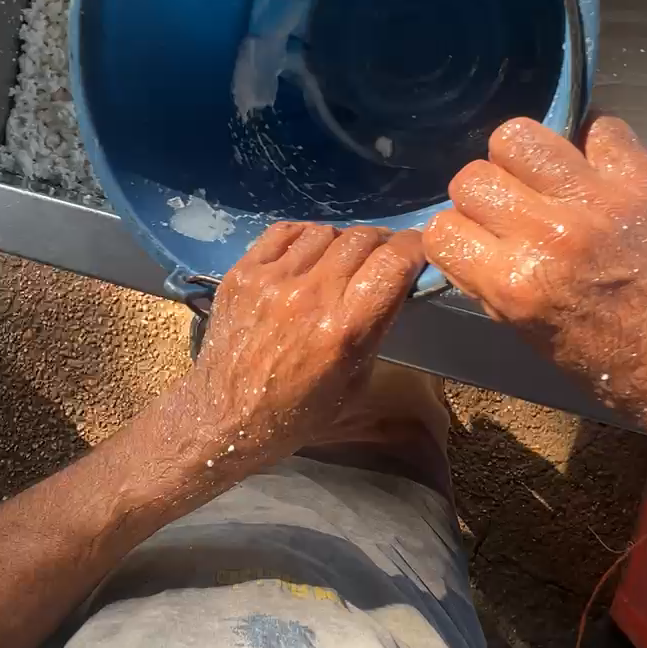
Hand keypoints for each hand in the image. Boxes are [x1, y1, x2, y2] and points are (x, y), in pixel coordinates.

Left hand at [183, 223, 426, 460]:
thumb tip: (399, 282)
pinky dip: (304, 237)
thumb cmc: (300, 410)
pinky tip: (307, 254)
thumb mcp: (358, 382)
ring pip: (325, 231)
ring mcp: (272, 280)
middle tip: (382, 256)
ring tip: (341, 259)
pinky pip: (284, 232)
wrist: (227, 416)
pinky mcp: (242, 272)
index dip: (414, 247)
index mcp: (345, 330)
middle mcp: (310, 296)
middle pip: (363, 238)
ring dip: (342, 241)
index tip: (419, 249)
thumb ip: (378, 328)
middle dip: (382, 243)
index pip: (393, 262)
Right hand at [424, 115, 646, 440]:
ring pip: (517, 136)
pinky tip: (591, 172)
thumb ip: (487, 282)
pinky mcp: (645, 179)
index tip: (470, 243)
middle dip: (479, 198)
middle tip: (507, 213)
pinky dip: (589, 145)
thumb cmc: (613, 366)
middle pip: (470, 179)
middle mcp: (549, 235)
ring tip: (539, 181)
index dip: (452, 238)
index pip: (441, 230)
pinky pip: (597, 128)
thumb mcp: (528, 335)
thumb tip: (464, 243)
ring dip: (518, 159)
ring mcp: (597, 201)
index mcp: (515, 285)